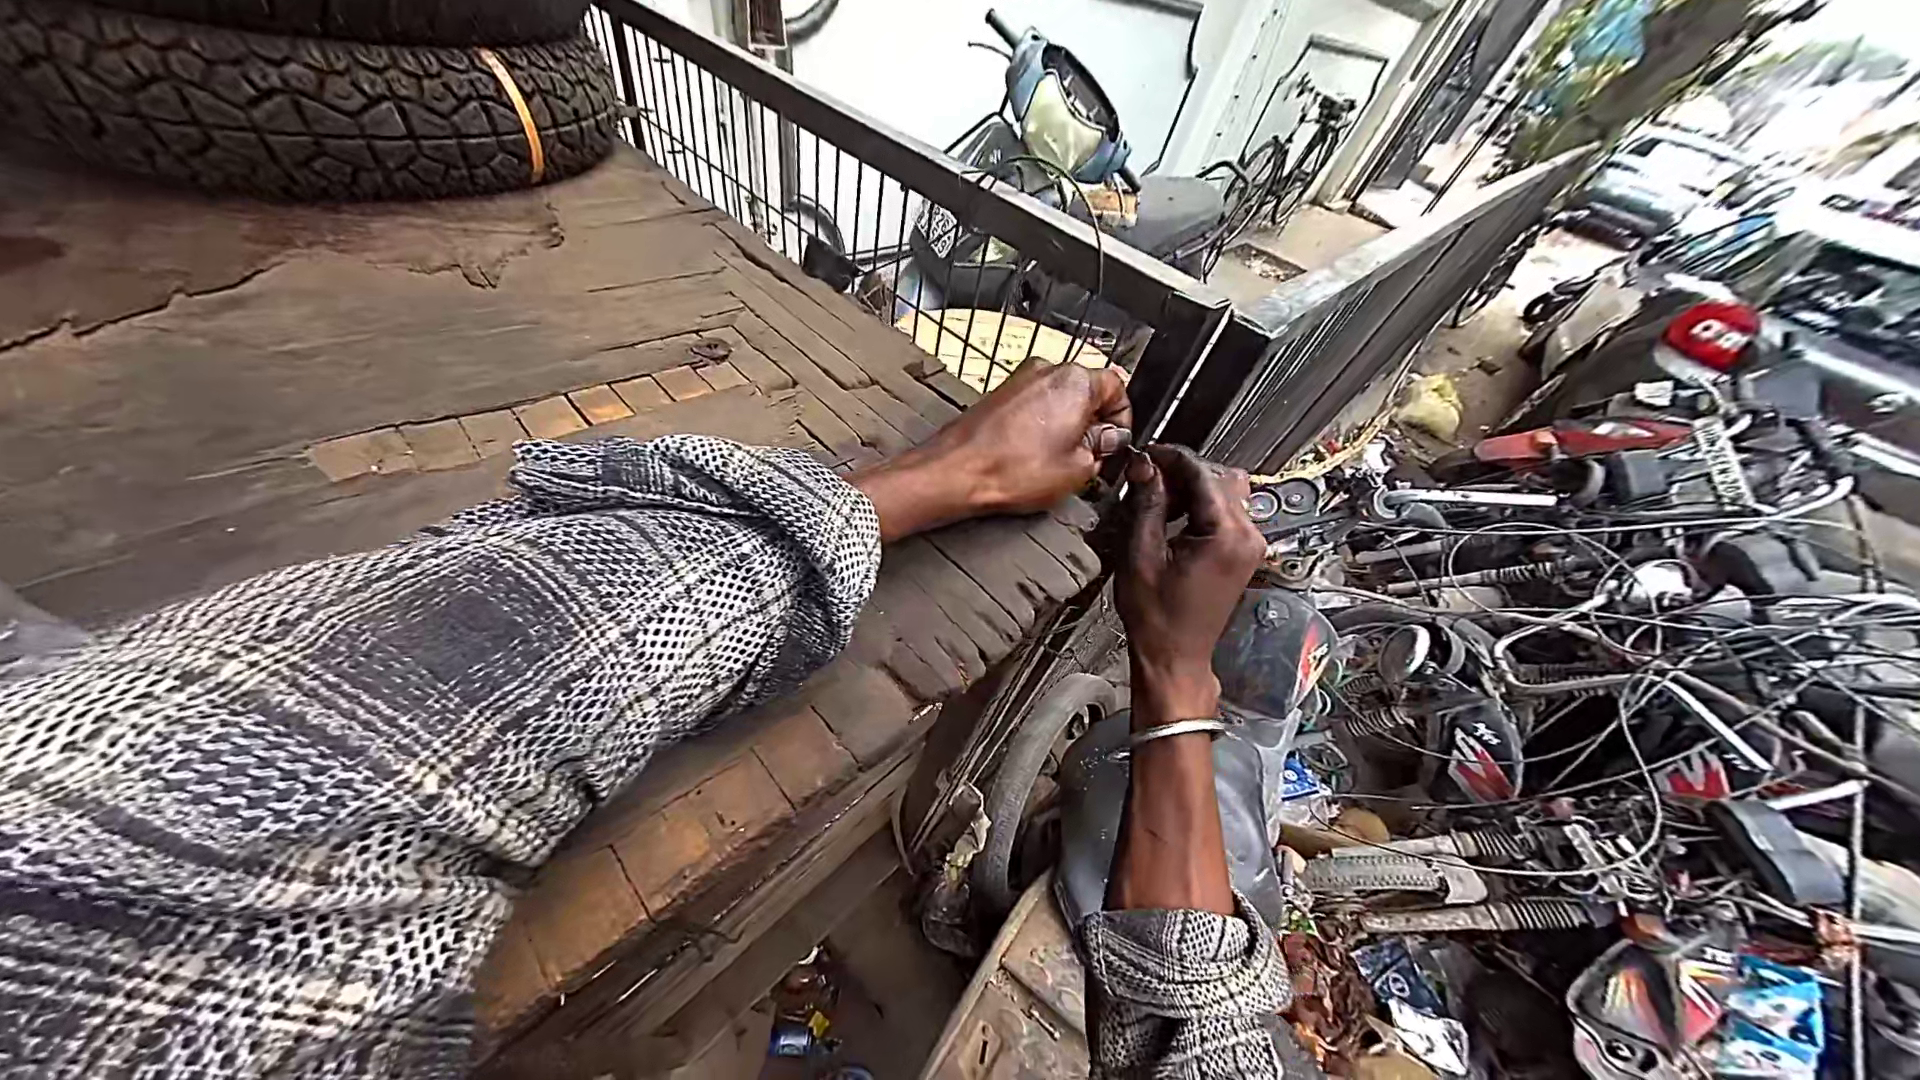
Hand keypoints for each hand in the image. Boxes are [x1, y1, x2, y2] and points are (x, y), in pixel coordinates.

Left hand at [852, 361, 1131, 541]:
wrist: (957, 472)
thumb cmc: (1010, 469)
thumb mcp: (1079, 468)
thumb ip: (1102, 447)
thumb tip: (1108, 439)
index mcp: (1075, 380)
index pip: (1118, 386)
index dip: (1122, 419)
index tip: (1116, 442)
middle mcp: (1047, 369)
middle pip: (1087, 391)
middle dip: (1093, 423)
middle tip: (1091, 457)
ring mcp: (1019, 380)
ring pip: (1059, 399)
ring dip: (1067, 426)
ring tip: (1059, 462)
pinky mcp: (999, 395)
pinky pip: (1034, 406)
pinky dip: (1041, 427)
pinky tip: (1034, 457)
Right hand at [1115, 445, 1266, 723]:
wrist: (1175, 656)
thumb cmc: (1157, 617)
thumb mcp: (1141, 554)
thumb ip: (1147, 504)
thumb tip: (1146, 467)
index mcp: (1225, 535)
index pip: (1201, 473)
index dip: (1170, 457)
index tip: (1146, 453)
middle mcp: (1248, 537)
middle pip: (1220, 477)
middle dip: (1182, 472)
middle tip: (1147, 478)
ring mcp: (1249, 546)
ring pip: (1226, 492)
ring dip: (1193, 488)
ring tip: (1158, 500)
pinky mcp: (1242, 554)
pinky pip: (1226, 514)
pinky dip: (1201, 507)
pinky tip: (1174, 518)